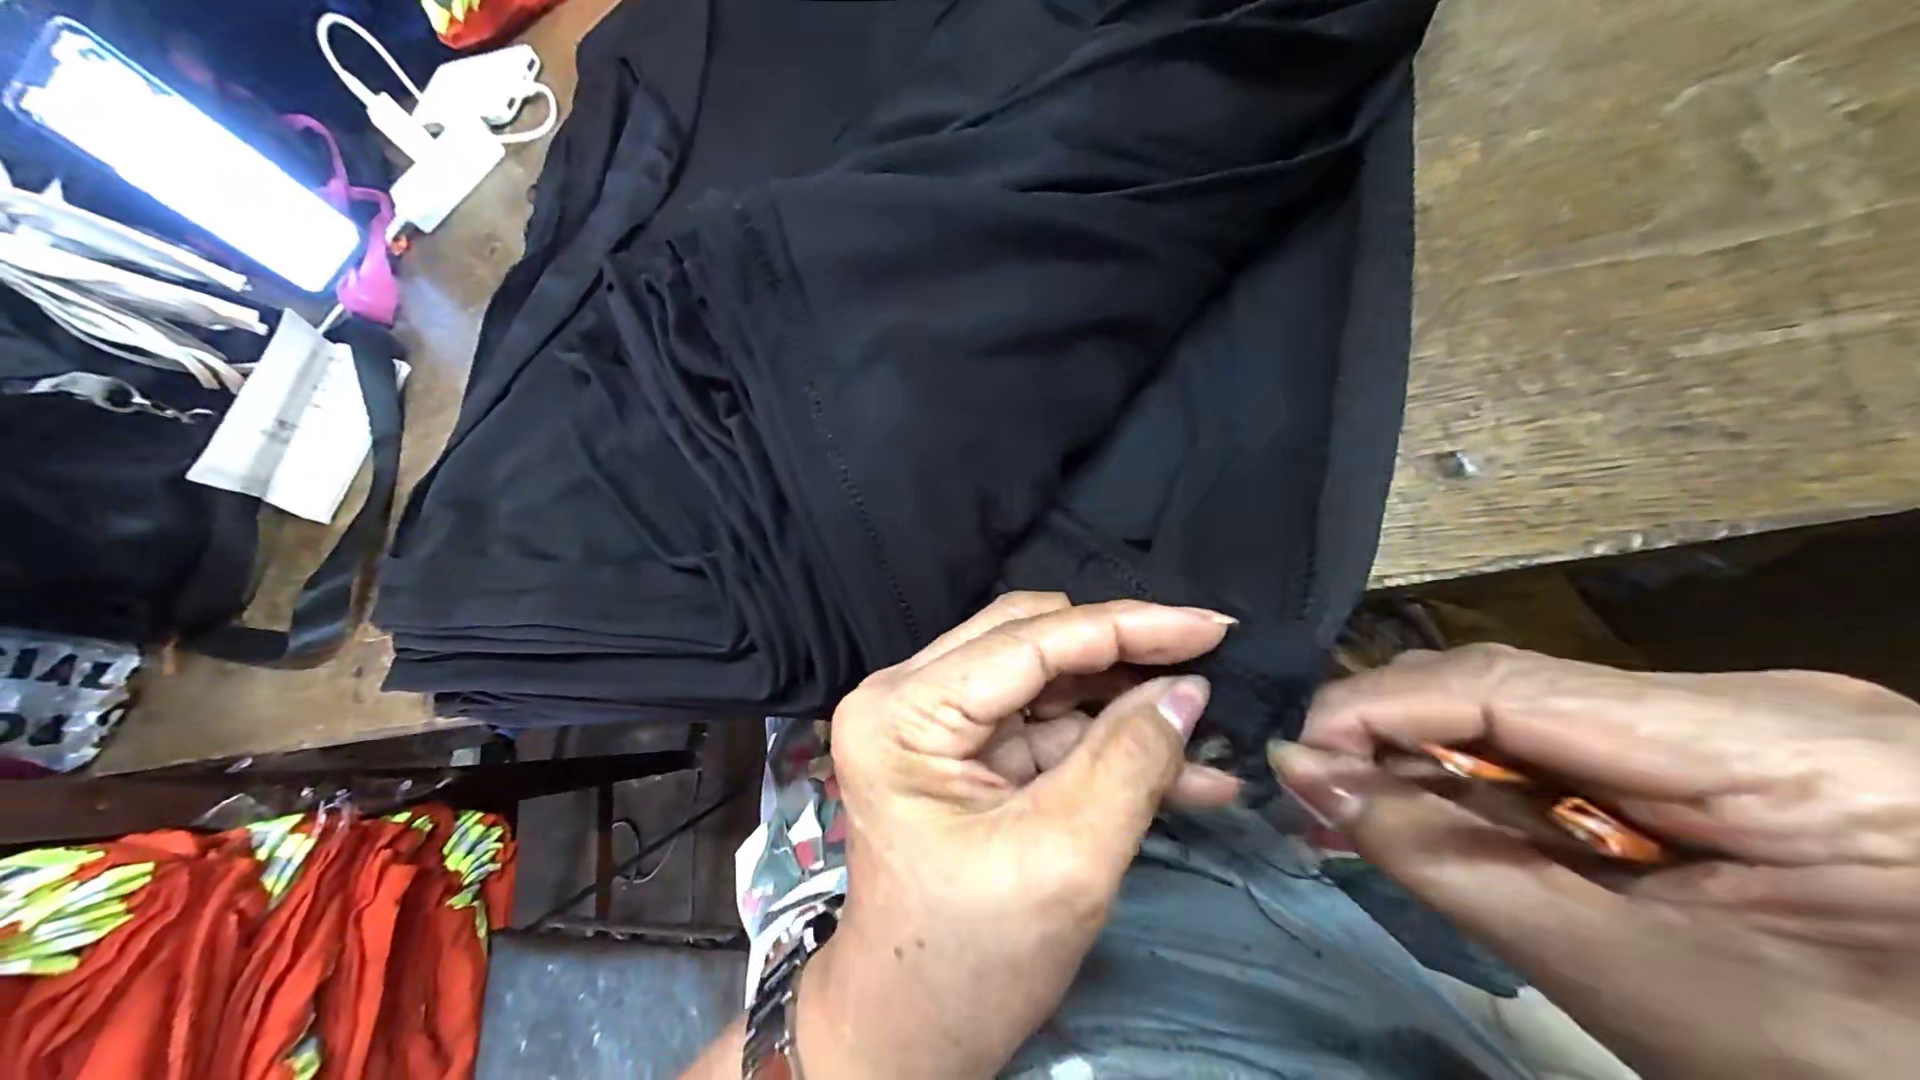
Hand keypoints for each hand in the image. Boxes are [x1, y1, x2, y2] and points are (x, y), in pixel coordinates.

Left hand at [799, 592, 1239, 1078]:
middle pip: (1033, 640)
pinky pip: (1047, 723)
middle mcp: (908, 696)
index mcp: (904, 711)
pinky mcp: (967, 750)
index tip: (1210, 625)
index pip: (1029, 641)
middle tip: (1208, 656)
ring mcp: (935, 721)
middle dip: (1124, 651)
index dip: (1127, 627)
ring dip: (1126, 699)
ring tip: (1207, 720)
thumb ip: (1130, 761)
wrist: (914, 1031)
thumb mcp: (1065, 858)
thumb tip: (1188, 689)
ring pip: (1047, 677)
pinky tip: (1182, 765)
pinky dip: (1109, 739)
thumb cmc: (973, 958)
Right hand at [1271, 645, 1919, 1078]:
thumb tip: (1303, 774)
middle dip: (1391, 742)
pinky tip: (1432, 820)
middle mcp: (1743, 704)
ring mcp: (1733, 730)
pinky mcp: (1718, 766)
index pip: (1505, 682)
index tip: (1292, 760)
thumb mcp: (1636, 984)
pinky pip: (1562, 756)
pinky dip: (1486, 791)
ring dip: (1427, 769)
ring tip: (1347, 815)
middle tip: (1310, 800)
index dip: (1375, 707)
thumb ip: (1449, 861)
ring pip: (1522, 720)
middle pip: (1507, 691)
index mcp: (1771, 743)